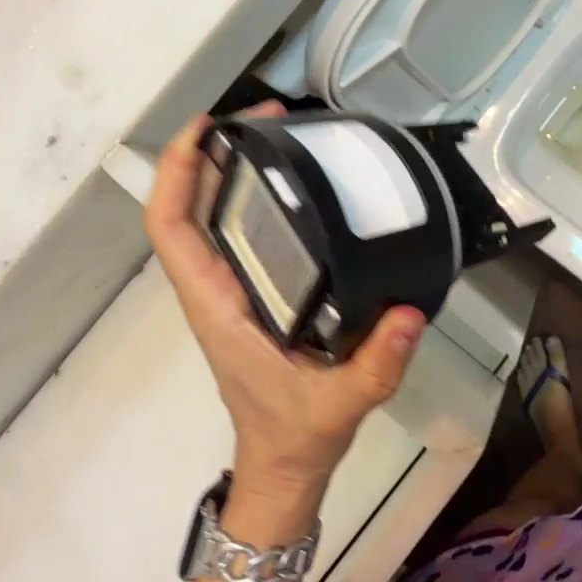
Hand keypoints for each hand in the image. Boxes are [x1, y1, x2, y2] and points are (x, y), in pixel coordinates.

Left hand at [143, 106, 426, 494]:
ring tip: (283, 134)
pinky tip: (297, 182)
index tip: (208, 126)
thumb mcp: (341, 402)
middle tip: (269, 116)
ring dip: (230, 170)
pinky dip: (252, 196)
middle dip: (211, 153)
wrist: (284, 465)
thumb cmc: (297, 433)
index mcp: (218, 306)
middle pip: (187, 208)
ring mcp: (231, 290)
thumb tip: (409, 313)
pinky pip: (237, 233)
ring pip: (209, 217)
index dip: (177, 171)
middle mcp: (215, 289)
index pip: (172, 229)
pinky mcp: (252, 293)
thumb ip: (377, 364)